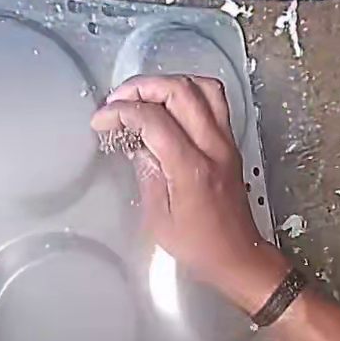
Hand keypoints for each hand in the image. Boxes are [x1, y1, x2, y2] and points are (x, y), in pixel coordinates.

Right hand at [92, 74, 289, 313]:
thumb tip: (136, 142)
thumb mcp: (159, 218)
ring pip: (202, 88)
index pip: (153, 119)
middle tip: (118, 101)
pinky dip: (189, 93)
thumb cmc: (200, 246)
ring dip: (168, 84)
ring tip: (143, 98)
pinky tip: (170, 107)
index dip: (121, 112)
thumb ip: (147, 173)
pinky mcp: (232, 145)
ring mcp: (227, 143)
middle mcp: (213, 148)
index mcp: (192, 169)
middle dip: (141, 87)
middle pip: (179, 90)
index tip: (102, 121)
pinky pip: (215, 102)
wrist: (238, 256)